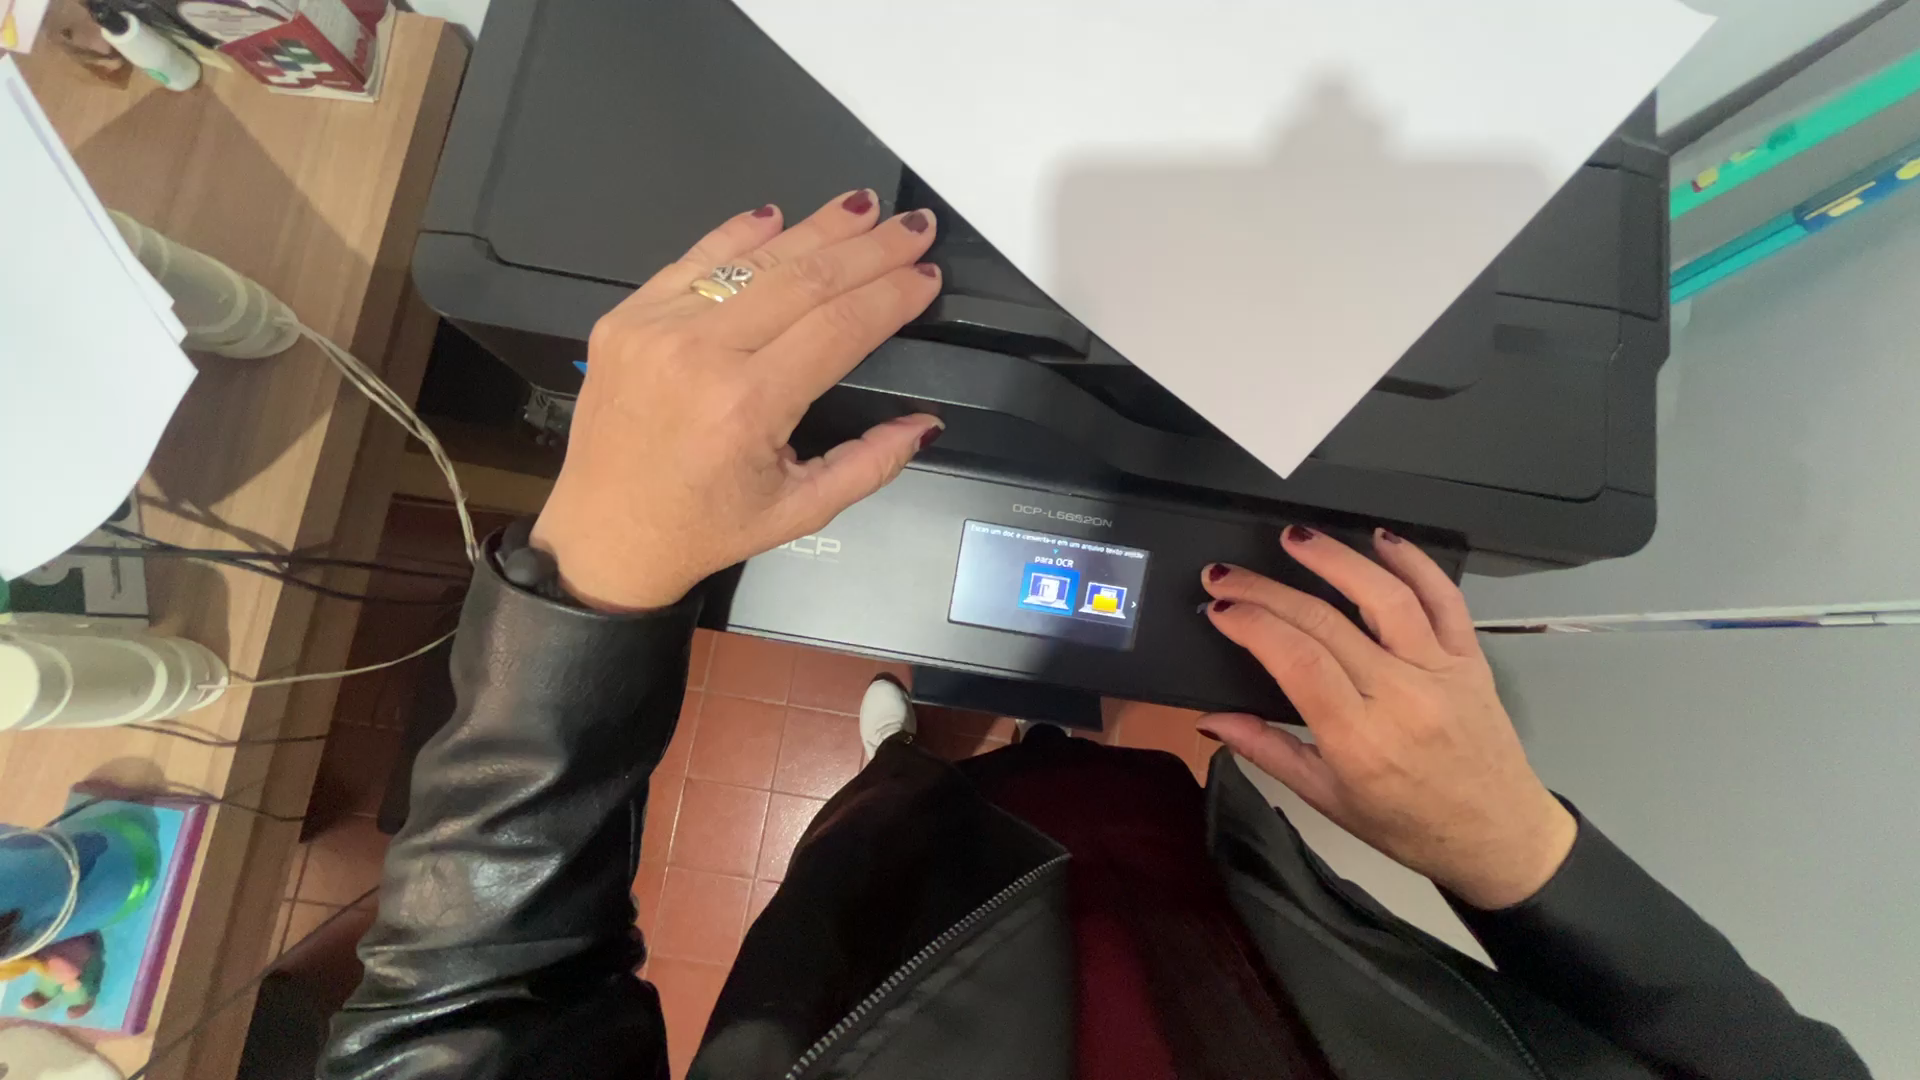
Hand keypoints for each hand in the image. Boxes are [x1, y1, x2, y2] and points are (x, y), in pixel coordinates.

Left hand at [531, 191, 944, 610]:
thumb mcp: (801, 511)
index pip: (839, 327)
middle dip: (870, 249)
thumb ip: (870, 465)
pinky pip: (694, 259)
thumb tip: (924, 423)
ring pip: (755, 259)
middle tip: (912, 227)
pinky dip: (742, 233)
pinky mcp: (627, 317)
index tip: (925, 275)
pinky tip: (780, 215)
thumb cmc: (704, 528)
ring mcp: (656, 327)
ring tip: (862, 209)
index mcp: (747, 406)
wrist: (605, 534)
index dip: (891, 295)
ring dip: (817, 229)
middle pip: (806, 279)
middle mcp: (700, 354)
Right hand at [1196, 527, 1574, 909]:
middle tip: (1224, 573)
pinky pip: (1445, 600)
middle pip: (1324, 622)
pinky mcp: (1470, 660)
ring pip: (1385, 597)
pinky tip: (1382, 539)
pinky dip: (1415, 563)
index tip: (1218, 607)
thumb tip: (1211, 719)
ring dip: (1335, 559)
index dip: (1252, 624)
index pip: (1297, 659)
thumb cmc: (1406, 824)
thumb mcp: (1324, 798)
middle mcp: (1401, 696)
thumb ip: (1265, 751)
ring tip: (1294, 537)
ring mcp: (1441, 672)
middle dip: (1264, 589)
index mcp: (1359, 739)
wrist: (1501, 839)